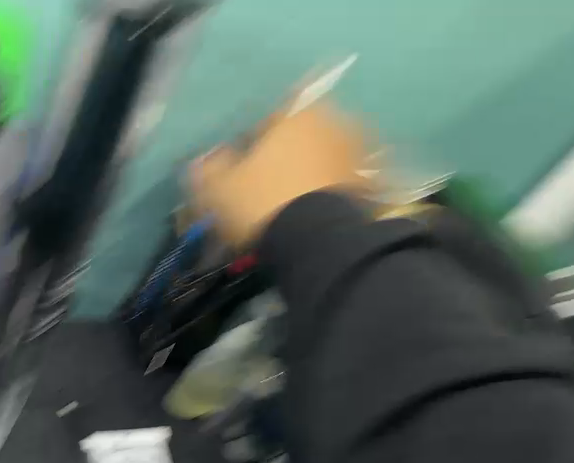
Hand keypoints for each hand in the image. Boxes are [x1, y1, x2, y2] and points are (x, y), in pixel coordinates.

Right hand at [189, 102, 374, 249]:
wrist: (313, 235)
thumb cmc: (261, 202)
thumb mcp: (217, 189)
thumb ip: (208, 169)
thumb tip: (203, 160)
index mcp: (295, 115)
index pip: (270, 116)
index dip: (253, 139)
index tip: (241, 163)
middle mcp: (331, 120)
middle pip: (300, 133)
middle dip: (284, 151)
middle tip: (264, 181)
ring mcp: (355, 146)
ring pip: (321, 153)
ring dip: (307, 168)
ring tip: (287, 197)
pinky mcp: (370, 175)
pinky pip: (339, 175)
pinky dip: (326, 185)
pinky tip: (308, 206)